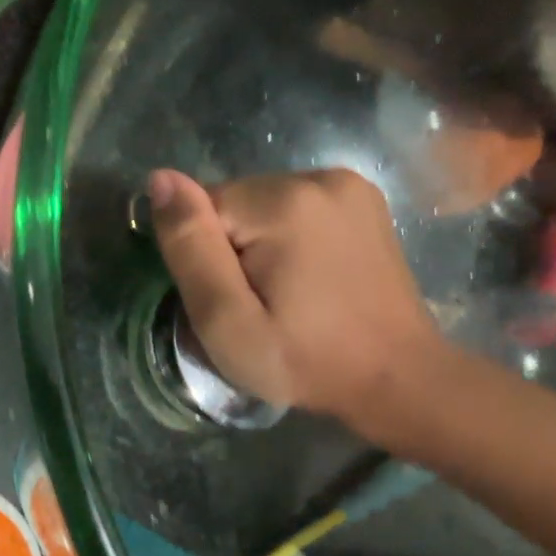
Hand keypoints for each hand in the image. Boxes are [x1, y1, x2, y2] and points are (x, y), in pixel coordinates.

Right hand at [147, 168, 445, 430]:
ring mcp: (348, 185)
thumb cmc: (300, 359)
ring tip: (281, 293)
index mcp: (281, 203)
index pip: (198, 210)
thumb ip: (189, 247)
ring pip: (258, 206)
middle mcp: (316, 178)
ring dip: (254, 244)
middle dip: (227, 248)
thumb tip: (160, 179)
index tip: (228, 298)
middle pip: (230, 204)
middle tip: (252, 303)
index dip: (200, 257)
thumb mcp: (224, 318)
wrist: (395, 377)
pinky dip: (283, 239)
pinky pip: (291, 209)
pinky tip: (304, 277)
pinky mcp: (362, 200)